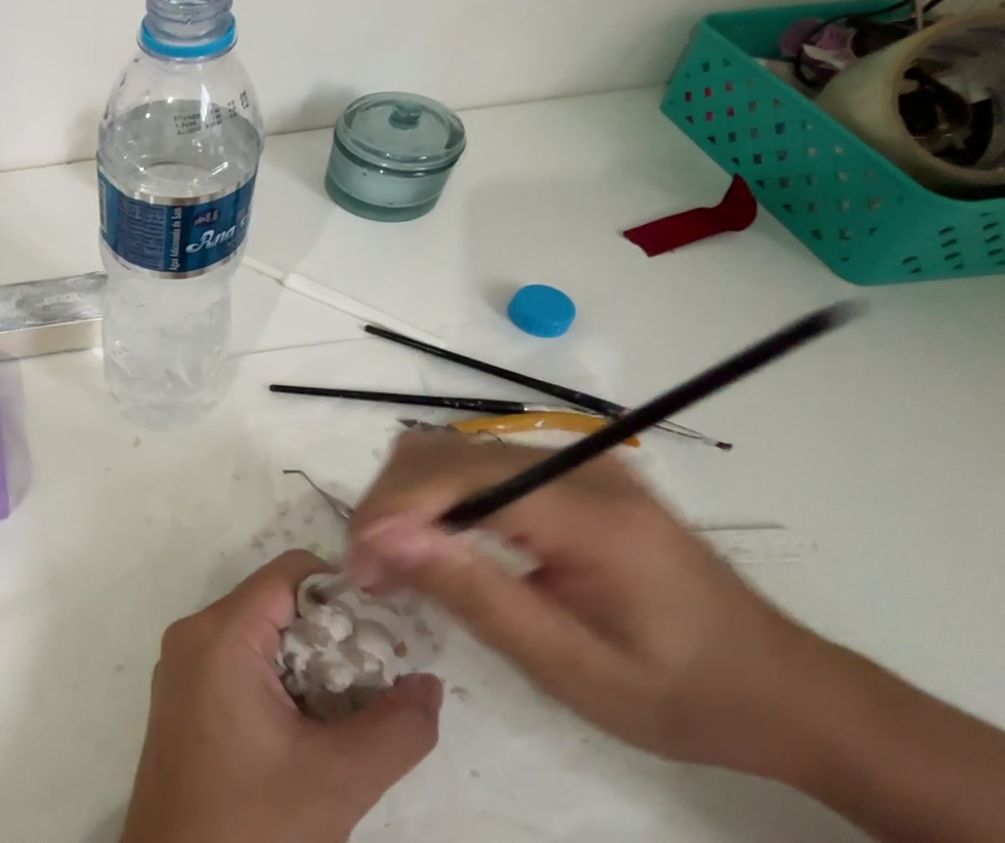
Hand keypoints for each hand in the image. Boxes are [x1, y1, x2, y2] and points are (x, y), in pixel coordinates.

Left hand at [120, 550, 441, 842]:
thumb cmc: (251, 823)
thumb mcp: (340, 778)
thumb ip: (399, 727)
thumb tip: (428, 683)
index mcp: (221, 634)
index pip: (292, 572)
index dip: (345, 594)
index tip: (386, 638)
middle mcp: (194, 634)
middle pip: (278, 603)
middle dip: (333, 637)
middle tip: (376, 685)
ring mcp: (183, 665)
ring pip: (262, 635)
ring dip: (311, 665)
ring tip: (348, 714)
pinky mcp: (183, 695)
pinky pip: (240, 662)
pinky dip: (281, 682)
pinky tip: (309, 731)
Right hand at [346, 430, 816, 777]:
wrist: (786, 690)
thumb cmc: (681, 695)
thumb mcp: (569, 664)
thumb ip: (473, 593)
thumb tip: (385, 538)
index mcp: (588, 513)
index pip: (455, 474)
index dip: (390, 509)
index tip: (359, 567)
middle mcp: (580, 466)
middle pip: (443, 451)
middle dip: (389, 505)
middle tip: (372, 574)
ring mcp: (580, 464)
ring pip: (452, 453)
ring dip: (408, 501)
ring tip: (397, 566)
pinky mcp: (576, 477)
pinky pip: (480, 468)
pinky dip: (439, 501)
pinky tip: (437, 548)